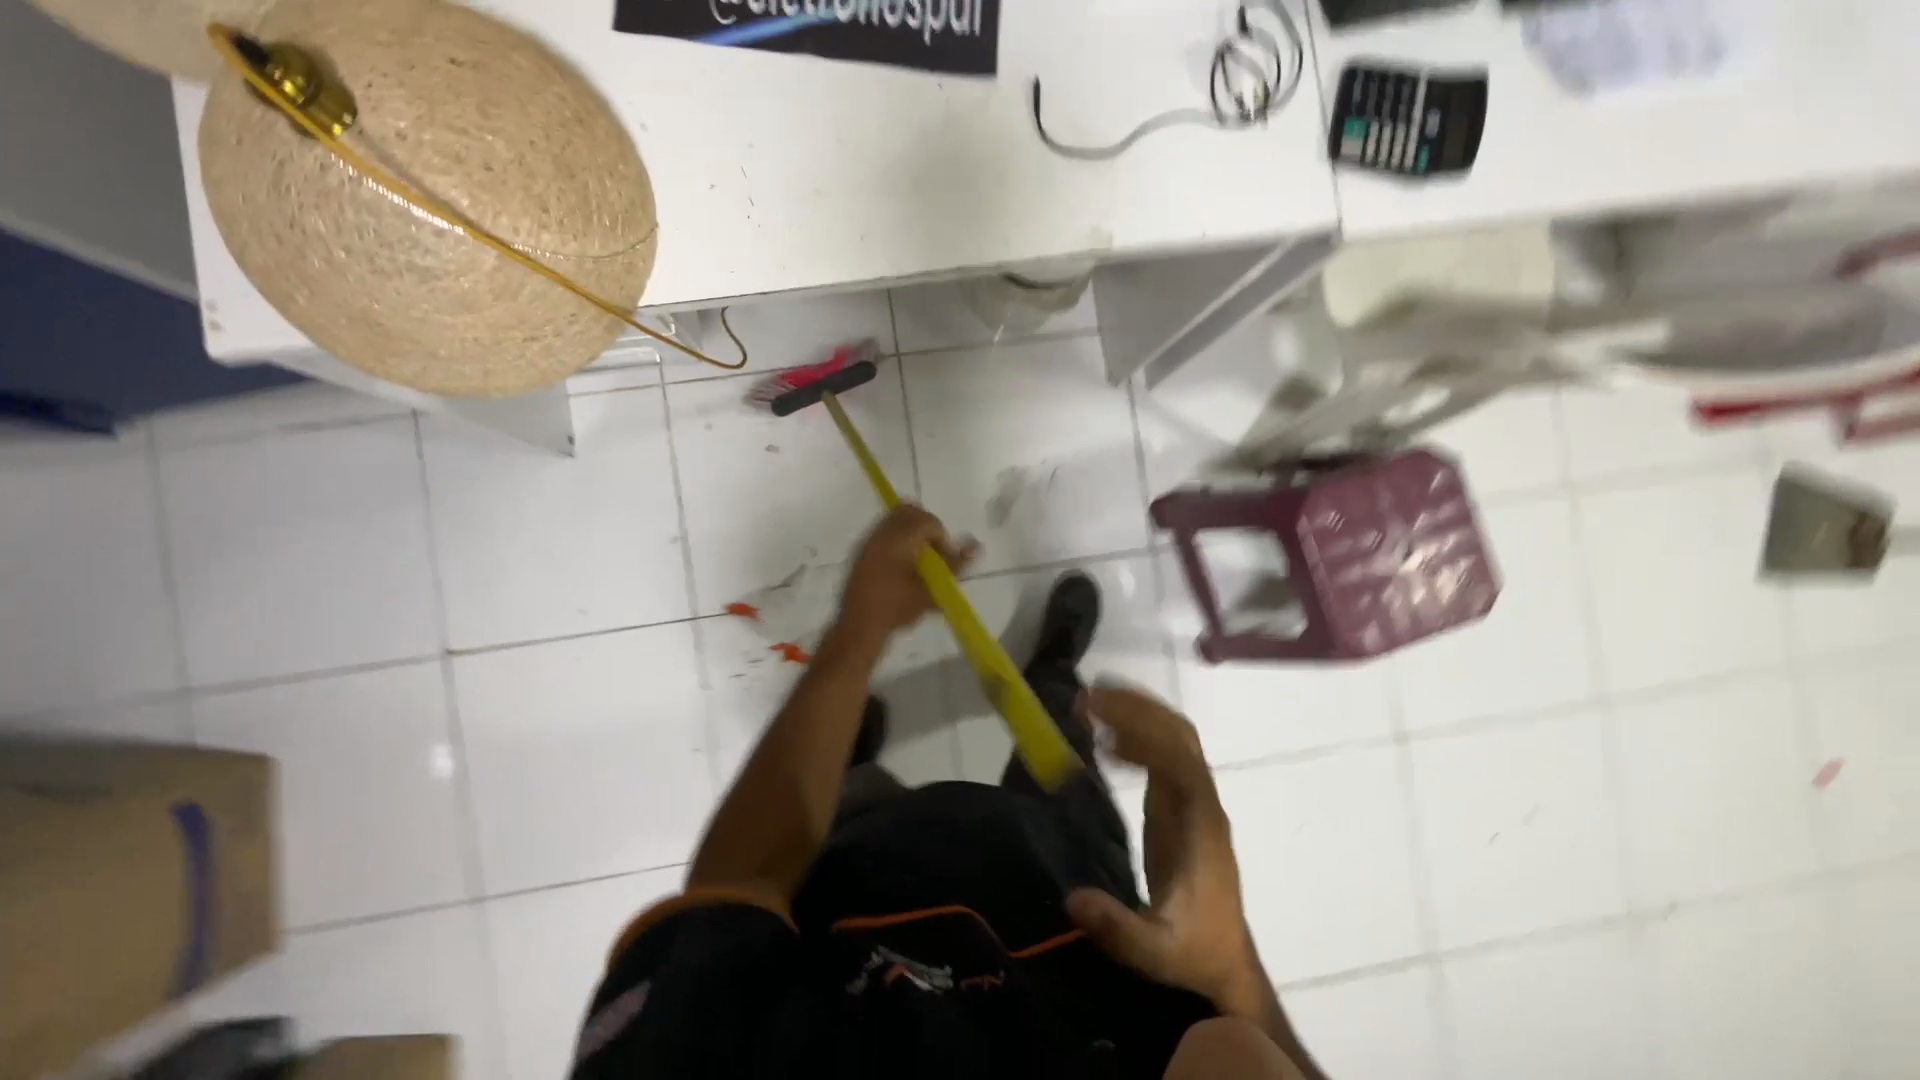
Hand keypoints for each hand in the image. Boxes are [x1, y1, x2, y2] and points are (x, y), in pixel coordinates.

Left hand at [836, 504, 977, 640]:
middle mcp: (882, 533)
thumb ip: (955, 566)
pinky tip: (901, 566)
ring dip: (912, 532)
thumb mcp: (931, 591)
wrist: (858, 626)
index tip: (943, 559)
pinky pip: (884, 531)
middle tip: (933, 552)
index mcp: (899, 540)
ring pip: (895, 519)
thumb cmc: (897, 609)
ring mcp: (869, 540)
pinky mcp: (861, 550)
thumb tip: (976, 545)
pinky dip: (898, 539)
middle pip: (909, 510)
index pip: (928, 521)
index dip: (941, 537)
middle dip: (926, 527)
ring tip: (918, 560)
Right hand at [1066, 686, 1266, 1019]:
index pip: (1180, 763)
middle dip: (1137, 708)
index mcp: (1201, 826)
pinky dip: (1136, 736)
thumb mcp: (1154, 952)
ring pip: (1174, 738)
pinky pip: (1164, 755)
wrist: (1223, 963)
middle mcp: (1202, 803)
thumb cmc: (1192, 954)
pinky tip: (1104, 741)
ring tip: (1088, 705)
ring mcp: (1194, 802)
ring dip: (1136, 714)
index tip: (1099, 725)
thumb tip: (1073, 898)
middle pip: (1180, 736)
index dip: (1143, 736)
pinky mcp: (1181, 808)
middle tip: (1086, 698)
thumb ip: (1118, 928)